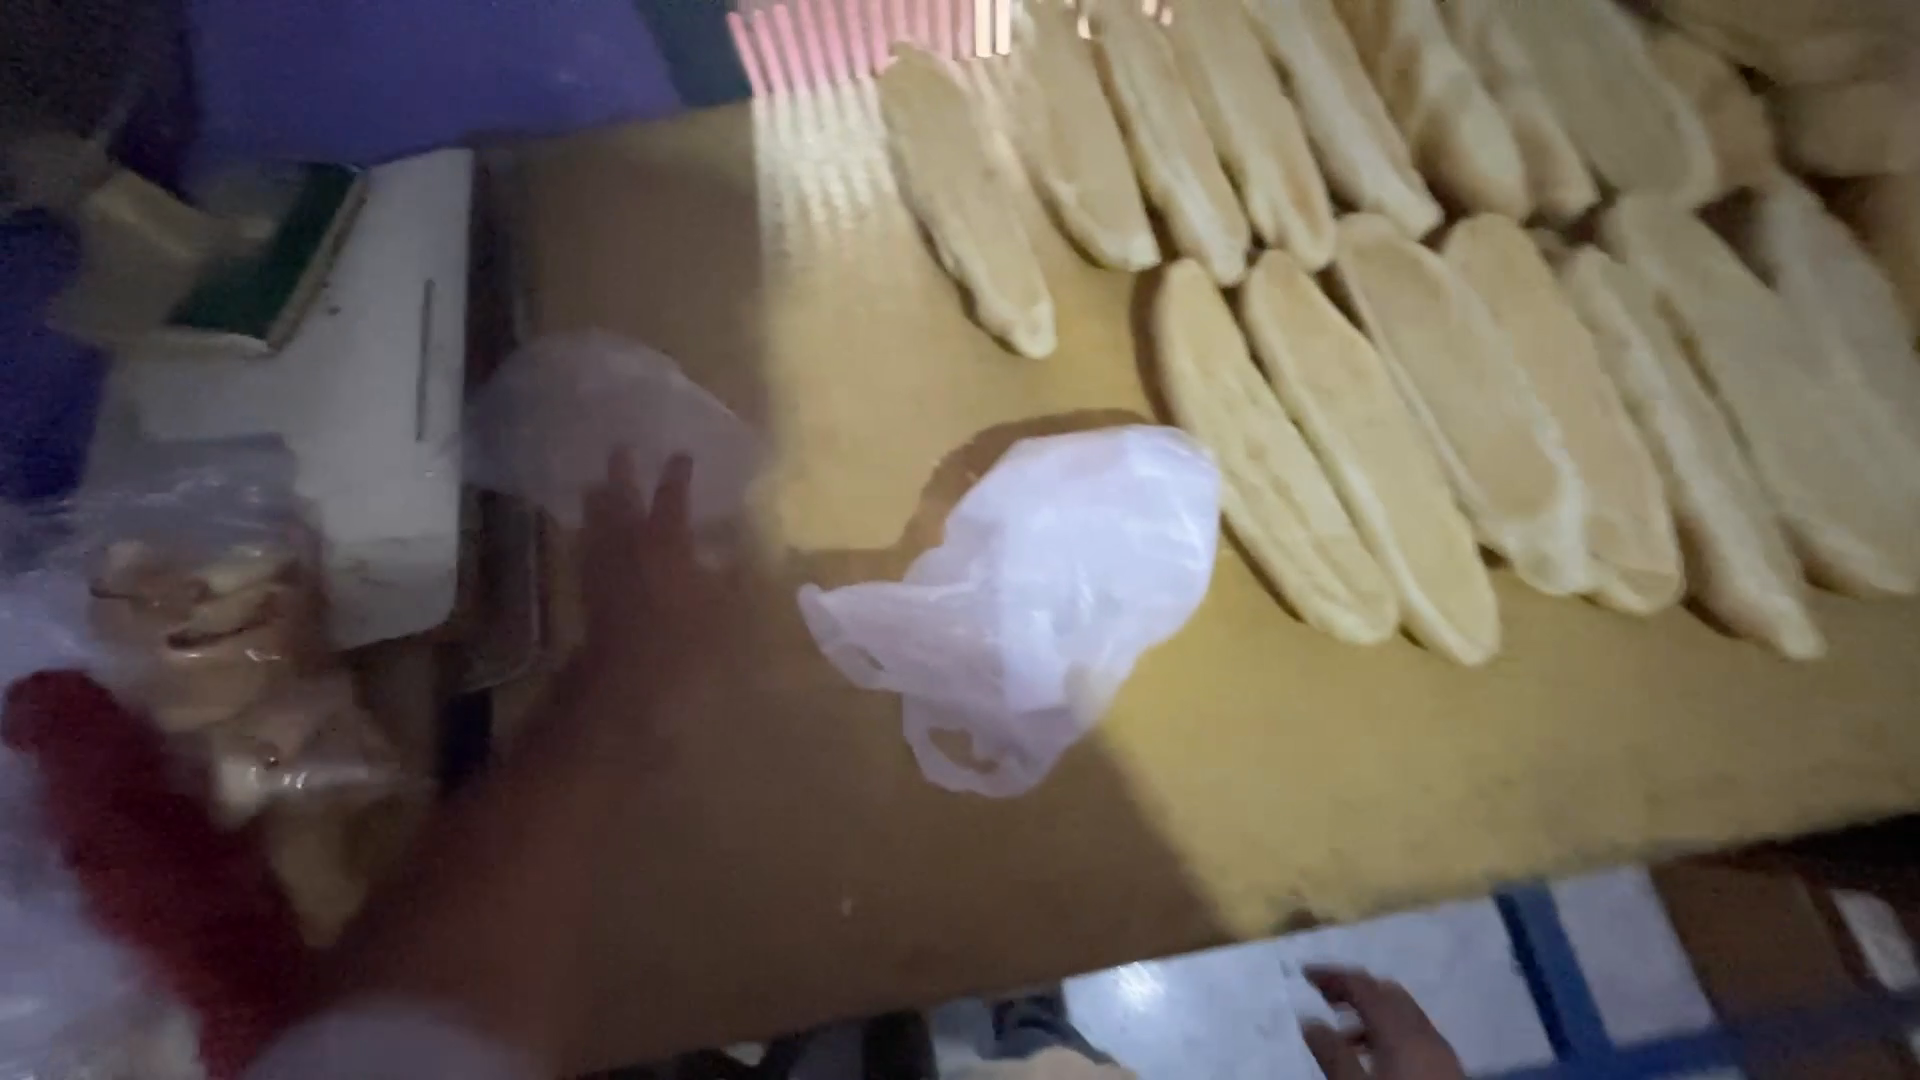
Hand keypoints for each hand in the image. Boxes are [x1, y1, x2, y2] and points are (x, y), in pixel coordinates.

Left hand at [569, 451, 730, 742]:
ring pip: (595, 520)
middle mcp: (630, 543)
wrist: (627, 675)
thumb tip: (741, 546)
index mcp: (666, 541)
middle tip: (620, 447)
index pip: (672, 496)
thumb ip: (732, 572)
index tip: (681, 454)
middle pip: (620, 498)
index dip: (677, 474)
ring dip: (597, 498)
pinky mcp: (590, 586)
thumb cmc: (683, 637)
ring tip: (594, 482)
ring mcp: (604, 563)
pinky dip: (588, 532)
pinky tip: (588, 533)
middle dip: (621, 472)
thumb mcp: (722, 604)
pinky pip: (585, 547)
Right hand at [1301, 967, 1464, 1079]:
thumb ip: (1331, 1053)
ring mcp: (1443, 1054)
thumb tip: (1310, 1021)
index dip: (1331, 976)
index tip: (1304, 974)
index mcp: (1400, 1031)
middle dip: (1355, 990)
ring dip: (1372, 1014)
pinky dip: (1390, 1033)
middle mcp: (1425, 1034)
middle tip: (1326, 998)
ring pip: (1404, 1015)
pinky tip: (1376, 1059)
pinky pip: (1416, 1037)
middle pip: (1387, 993)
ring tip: (1345, 1035)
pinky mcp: (1451, 1074)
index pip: (1362, 985)